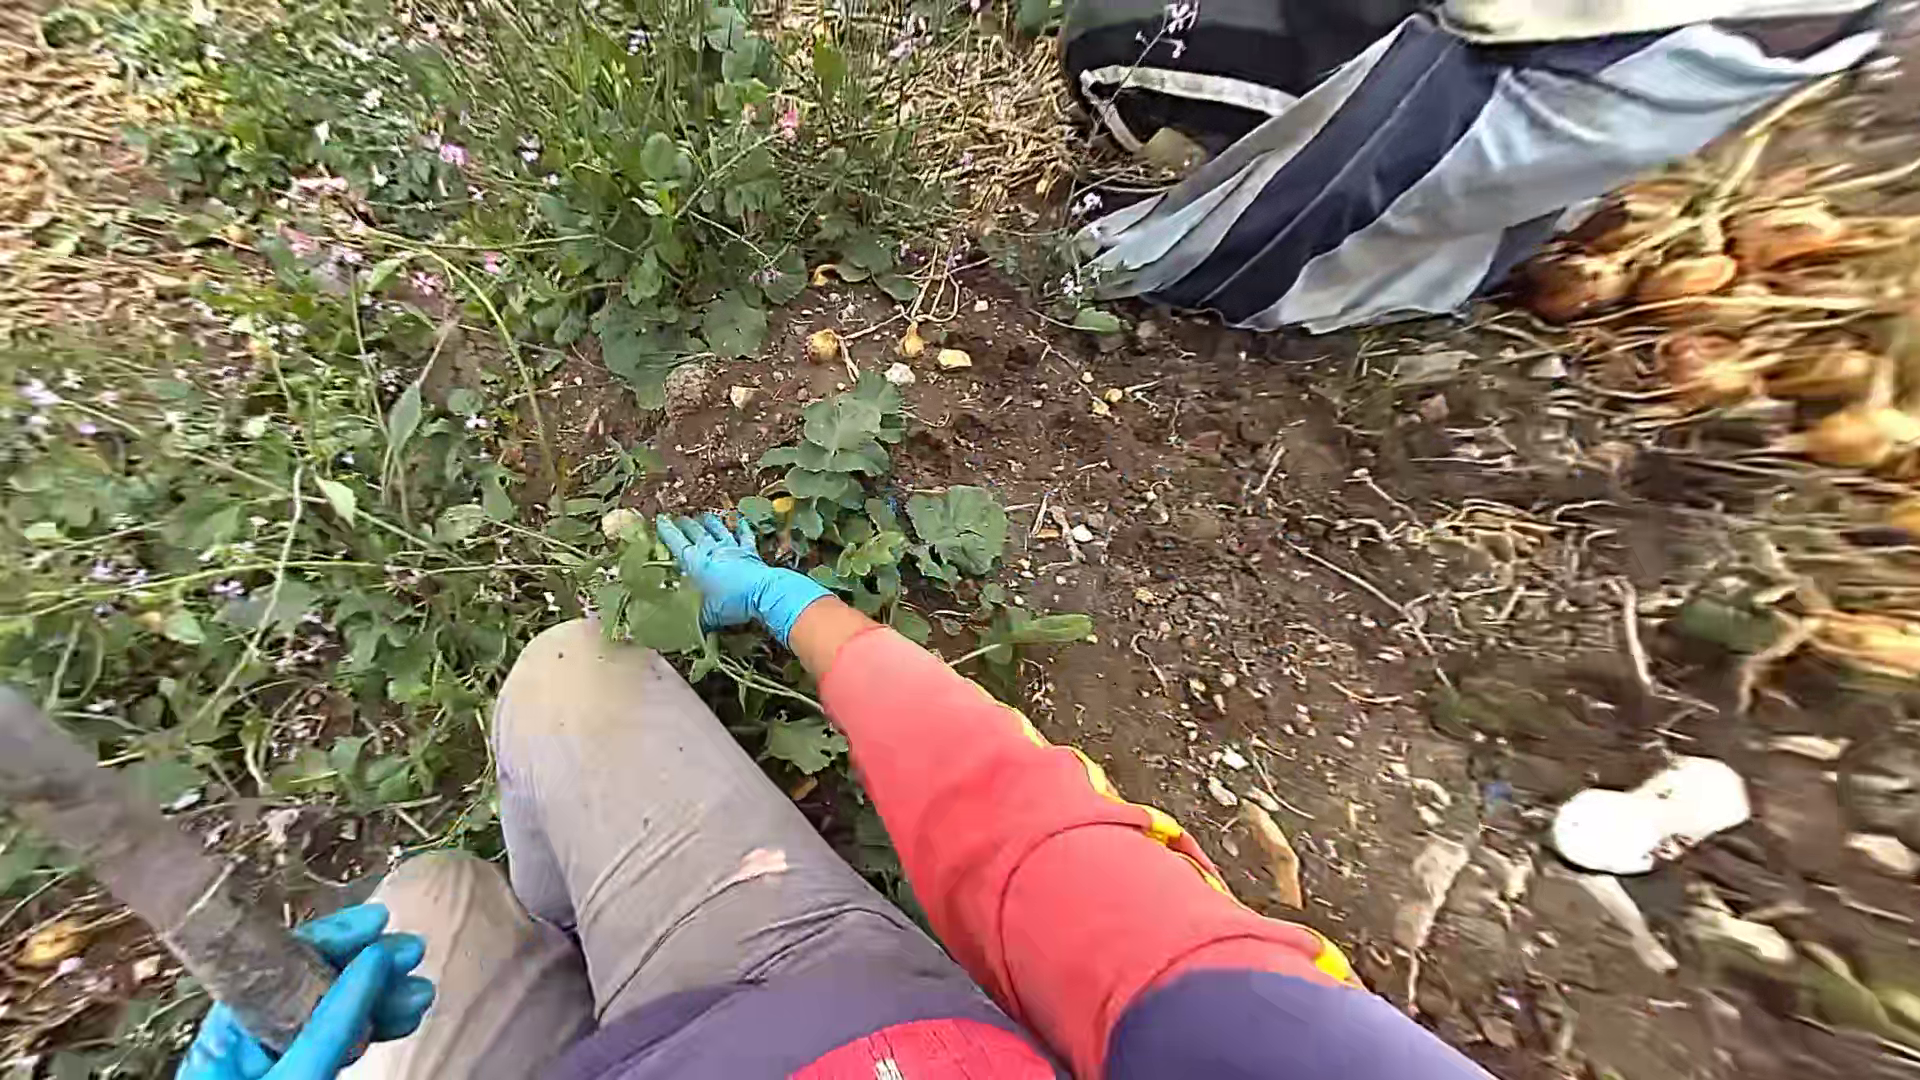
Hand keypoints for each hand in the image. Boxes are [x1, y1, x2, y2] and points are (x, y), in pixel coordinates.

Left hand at [178, 904, 433, 1079]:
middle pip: (317, 978)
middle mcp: (249, 1042)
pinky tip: (404, 1019)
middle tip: (415, 955)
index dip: (332, 934)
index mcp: (227, 1039)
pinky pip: (345, 1030)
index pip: (278, 962)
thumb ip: (333, 1020)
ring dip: (388, 992)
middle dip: (374, 964)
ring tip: (420, 998)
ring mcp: (276, 1059)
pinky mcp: (304, 1070)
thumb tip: (376, 956)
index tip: (379, 922)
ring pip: (340, 1003)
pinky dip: (380, 1019)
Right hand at [656, 512, 828, 644]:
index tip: (660, 520)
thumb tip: (682, 629)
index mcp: (695, 563)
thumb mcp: (706, 615)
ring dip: (711, 522)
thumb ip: (693, 618)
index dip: (667, 531)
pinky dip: (742, 527)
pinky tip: (741, 520)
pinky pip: (745, 535)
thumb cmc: (731, 604)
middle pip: (696, 532)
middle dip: (687, 524)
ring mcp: (733, 548)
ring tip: (704, 515)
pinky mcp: (750, 551)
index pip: (676, 543)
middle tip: (680, 518)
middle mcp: (712, 551)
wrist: (763, 594)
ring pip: (719, 530)